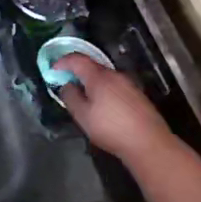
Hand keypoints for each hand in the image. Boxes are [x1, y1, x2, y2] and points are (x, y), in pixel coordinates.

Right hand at [54, 55, 176, 162]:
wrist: (148, 142)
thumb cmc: (111, 128)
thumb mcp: (83, 116)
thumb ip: (71, 97)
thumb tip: (66, 85)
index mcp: (99, 77)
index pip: (77, 59)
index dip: (63, 62)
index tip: (53, 69)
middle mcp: (115, 75)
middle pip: (92, 66)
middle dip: (77, 71)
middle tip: (66, 82)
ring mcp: (128, 84)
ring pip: (105, 76)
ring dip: (91, 81)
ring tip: (83, 95)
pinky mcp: (137, 94)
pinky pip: (115, 85)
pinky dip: (103, 89)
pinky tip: (103, 105)